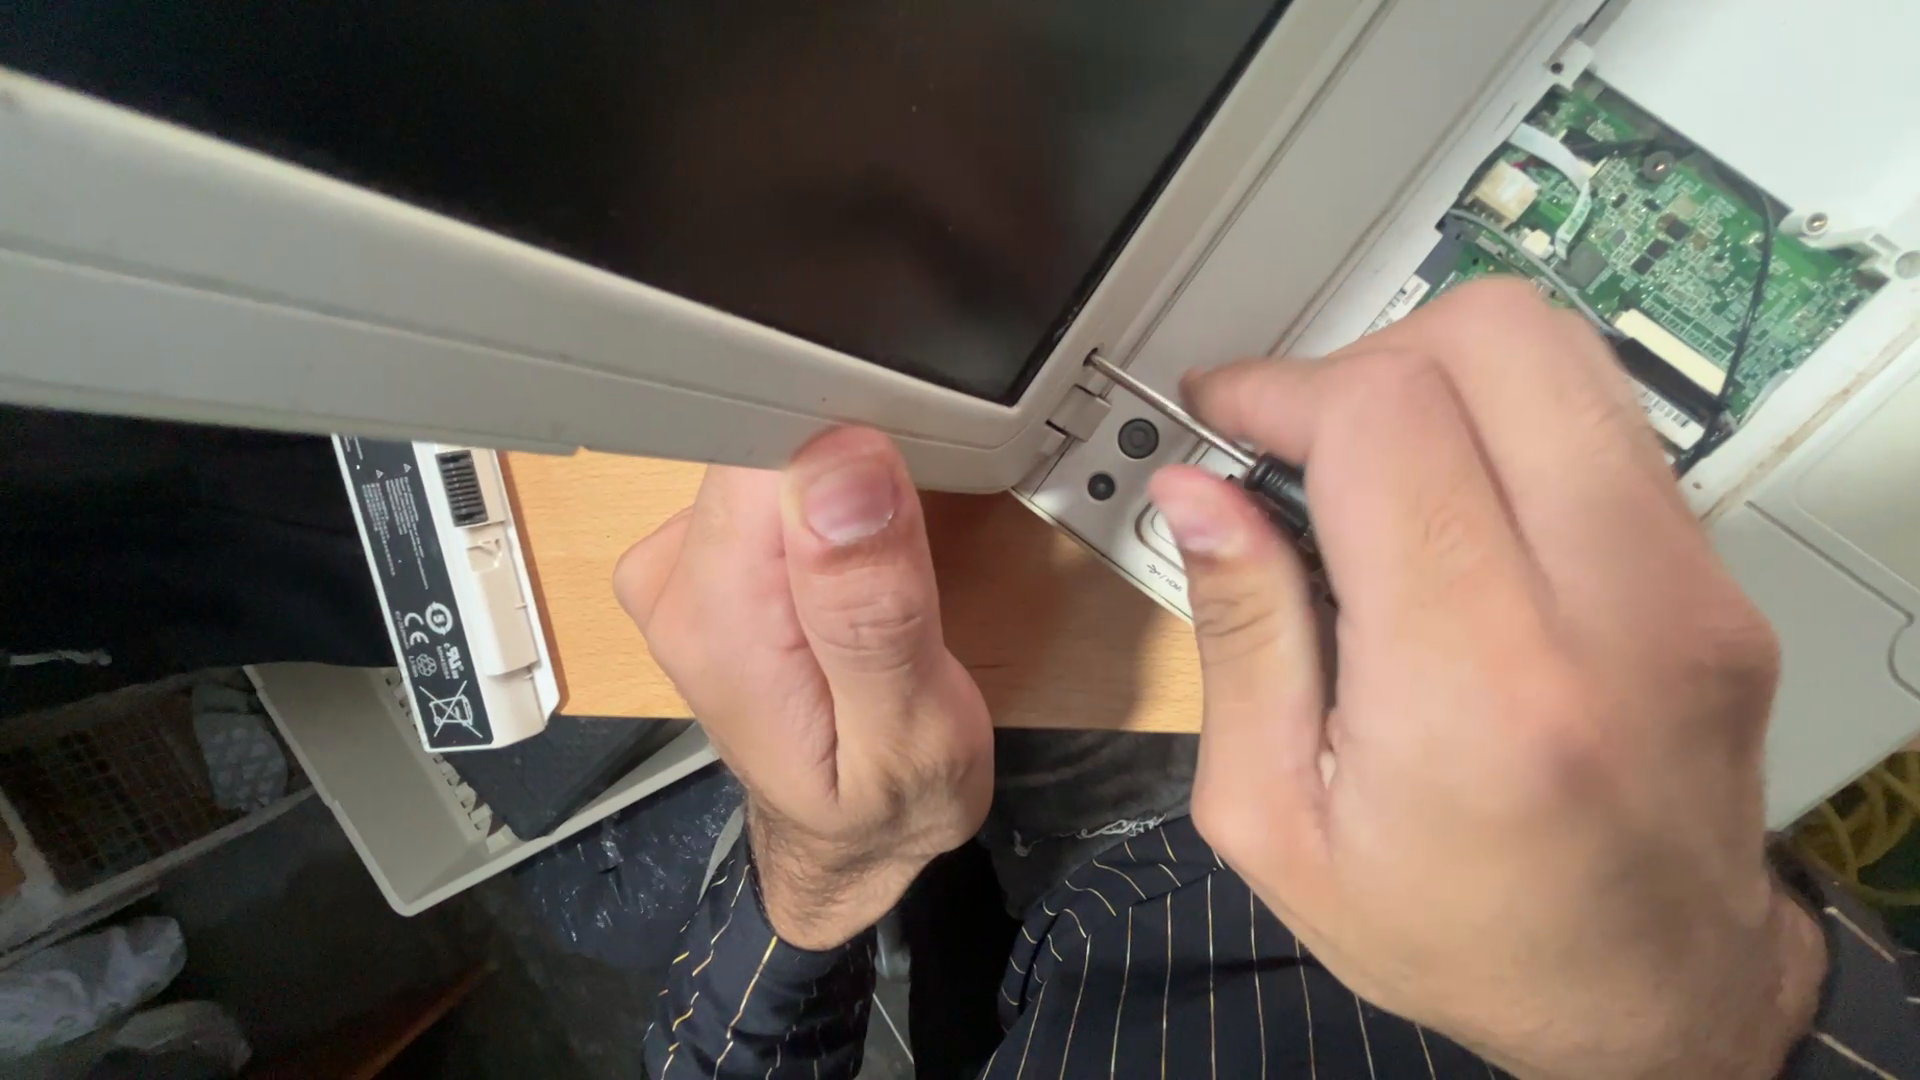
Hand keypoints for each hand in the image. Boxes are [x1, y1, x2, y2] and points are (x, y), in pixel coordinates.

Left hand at [615, 427, 992, 948]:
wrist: (850, 836)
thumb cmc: (891, 802)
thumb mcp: (912, 730)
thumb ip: (873, 609)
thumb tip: (843, 469)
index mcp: (721, 621)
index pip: (758, 456)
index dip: (836, 442)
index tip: (896, 472)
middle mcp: (675, 582)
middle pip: (758, 447)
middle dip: (845, 468)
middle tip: (905, 542)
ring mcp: (682, 569)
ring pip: (764, 458)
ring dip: (837, 482)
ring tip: (885, 556)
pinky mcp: (706, 561)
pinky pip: (762, 483)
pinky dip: (818, 494)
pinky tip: (850, 548)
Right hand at [1153, 280, 1824, 1078]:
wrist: (1640, 1002)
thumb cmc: (1434, 927)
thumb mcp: (1266, 810)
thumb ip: (1236, 632)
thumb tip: (1193, 493)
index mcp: (1476, 687)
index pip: (1387, 426)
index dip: (1279, 388)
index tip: (1217, 414)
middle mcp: (1618, 610)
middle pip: (1492, 343)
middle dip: (1354, 360)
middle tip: (1283, 436)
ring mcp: (1690, 583)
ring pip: (1551, 353)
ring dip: (1418, 375)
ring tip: (1345, 461)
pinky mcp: (1710, 576)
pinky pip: (1584, 419)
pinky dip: (1479, 420)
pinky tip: (1421, 502)